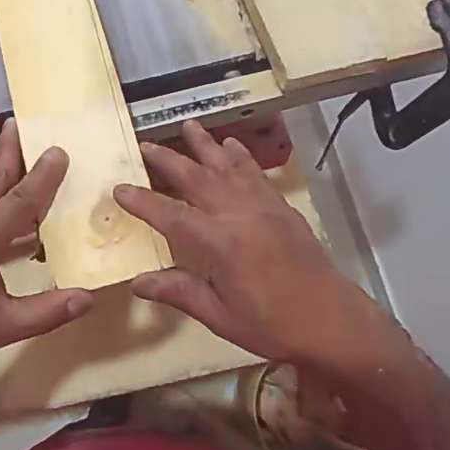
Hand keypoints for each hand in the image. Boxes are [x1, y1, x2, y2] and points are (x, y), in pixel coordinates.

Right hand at [113, 121, 407, 375]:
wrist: (329, 318)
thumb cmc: (271, 324)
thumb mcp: (220, 315)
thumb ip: (179, 292)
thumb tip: (138, 282)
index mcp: (220, 243)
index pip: (171, 215)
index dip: (143, 201)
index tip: (119, 188)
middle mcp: (240, 214)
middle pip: (198, 177)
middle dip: (169, 160)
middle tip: (145, 144)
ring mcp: (264, 206)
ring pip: (229, 166)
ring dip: (206, 145)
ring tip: (189, 125)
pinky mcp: (282, 207)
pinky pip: (256, 173)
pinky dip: (241, 156)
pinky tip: (233, 146)